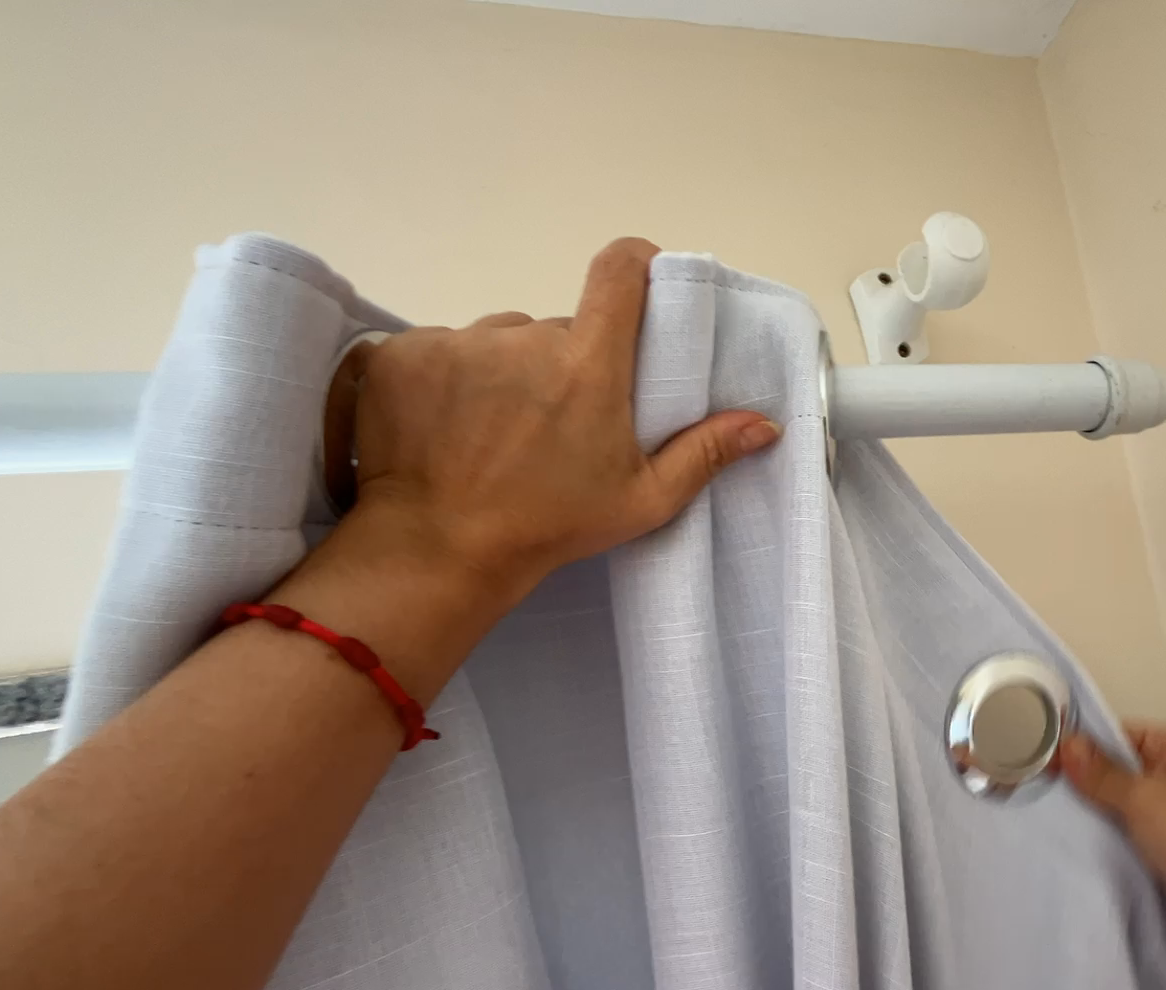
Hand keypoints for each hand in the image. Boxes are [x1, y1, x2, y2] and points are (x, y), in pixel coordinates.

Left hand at [328, 237, 780, 607]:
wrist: (438, 550)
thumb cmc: (553, 525)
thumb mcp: (643, 499)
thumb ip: (705, 452)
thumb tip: (766, 424)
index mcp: (588, 365)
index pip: (618, 271)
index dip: (636, 263)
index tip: (641, 281)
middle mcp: (523, 338)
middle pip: (556, 328)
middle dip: (564, 363)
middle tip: (556, 424)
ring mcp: (455, 342)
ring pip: (498, 340)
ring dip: (506, 371)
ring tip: (497, 432)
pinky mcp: (399, 355)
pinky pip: (441, 351)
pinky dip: (450, 380)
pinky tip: (447, 429)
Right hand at [1062, 725, 1165, 965]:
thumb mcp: (1144, 796)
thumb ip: (1100, 772)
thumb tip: (1066, 742)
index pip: (1122, 734)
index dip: (1082, 745)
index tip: (1039, 756)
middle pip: (1120, 771)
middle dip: (1083, 781)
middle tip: (1034, 786)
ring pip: (1122, 808)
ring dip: (1093, 815)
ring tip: (1041, 813)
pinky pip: (1129, 840)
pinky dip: (1106, 842)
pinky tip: (1068, 844)